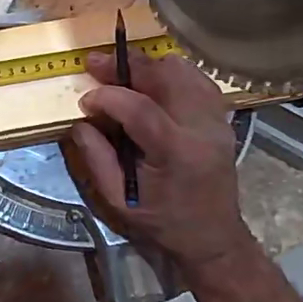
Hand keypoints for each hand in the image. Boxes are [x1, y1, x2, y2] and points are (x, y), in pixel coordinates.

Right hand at [64, 50, 260, 279]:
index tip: (85, 101)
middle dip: (124, 66)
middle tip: (95, 64)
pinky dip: (170, 73)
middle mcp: (202, 127)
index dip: (107, 97)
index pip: (139, 107)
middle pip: (165, 75)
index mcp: (176, 152)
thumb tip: (81, 122)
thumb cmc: (163, 222)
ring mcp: (217, 119)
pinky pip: (196, 79)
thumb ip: (97, 158)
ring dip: (148, 65)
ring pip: (182, 70)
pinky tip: (150, 81)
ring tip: (121, 72)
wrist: (212, 237)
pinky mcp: (221, 117)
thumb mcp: (118, 200)